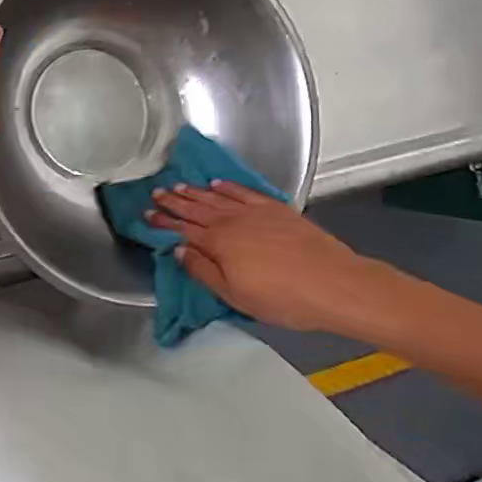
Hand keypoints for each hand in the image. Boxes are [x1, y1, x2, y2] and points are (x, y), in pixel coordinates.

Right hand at [147, 181, 416, 339]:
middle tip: (156, 192)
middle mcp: (232, 221)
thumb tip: (179, 251)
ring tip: (178, 185)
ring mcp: (254, 212)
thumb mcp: (235, 296)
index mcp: (219, 243)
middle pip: (196, 208)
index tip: (148, 214)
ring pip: (216, 197)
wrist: (334, 283)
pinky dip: (228, 186)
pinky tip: (218, 183)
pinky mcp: (275, 208)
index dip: (164, 221)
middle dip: (174, 201)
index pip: (183, 229)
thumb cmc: (283, 298)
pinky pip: (243, 191)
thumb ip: (203, 271)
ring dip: (195, 191)